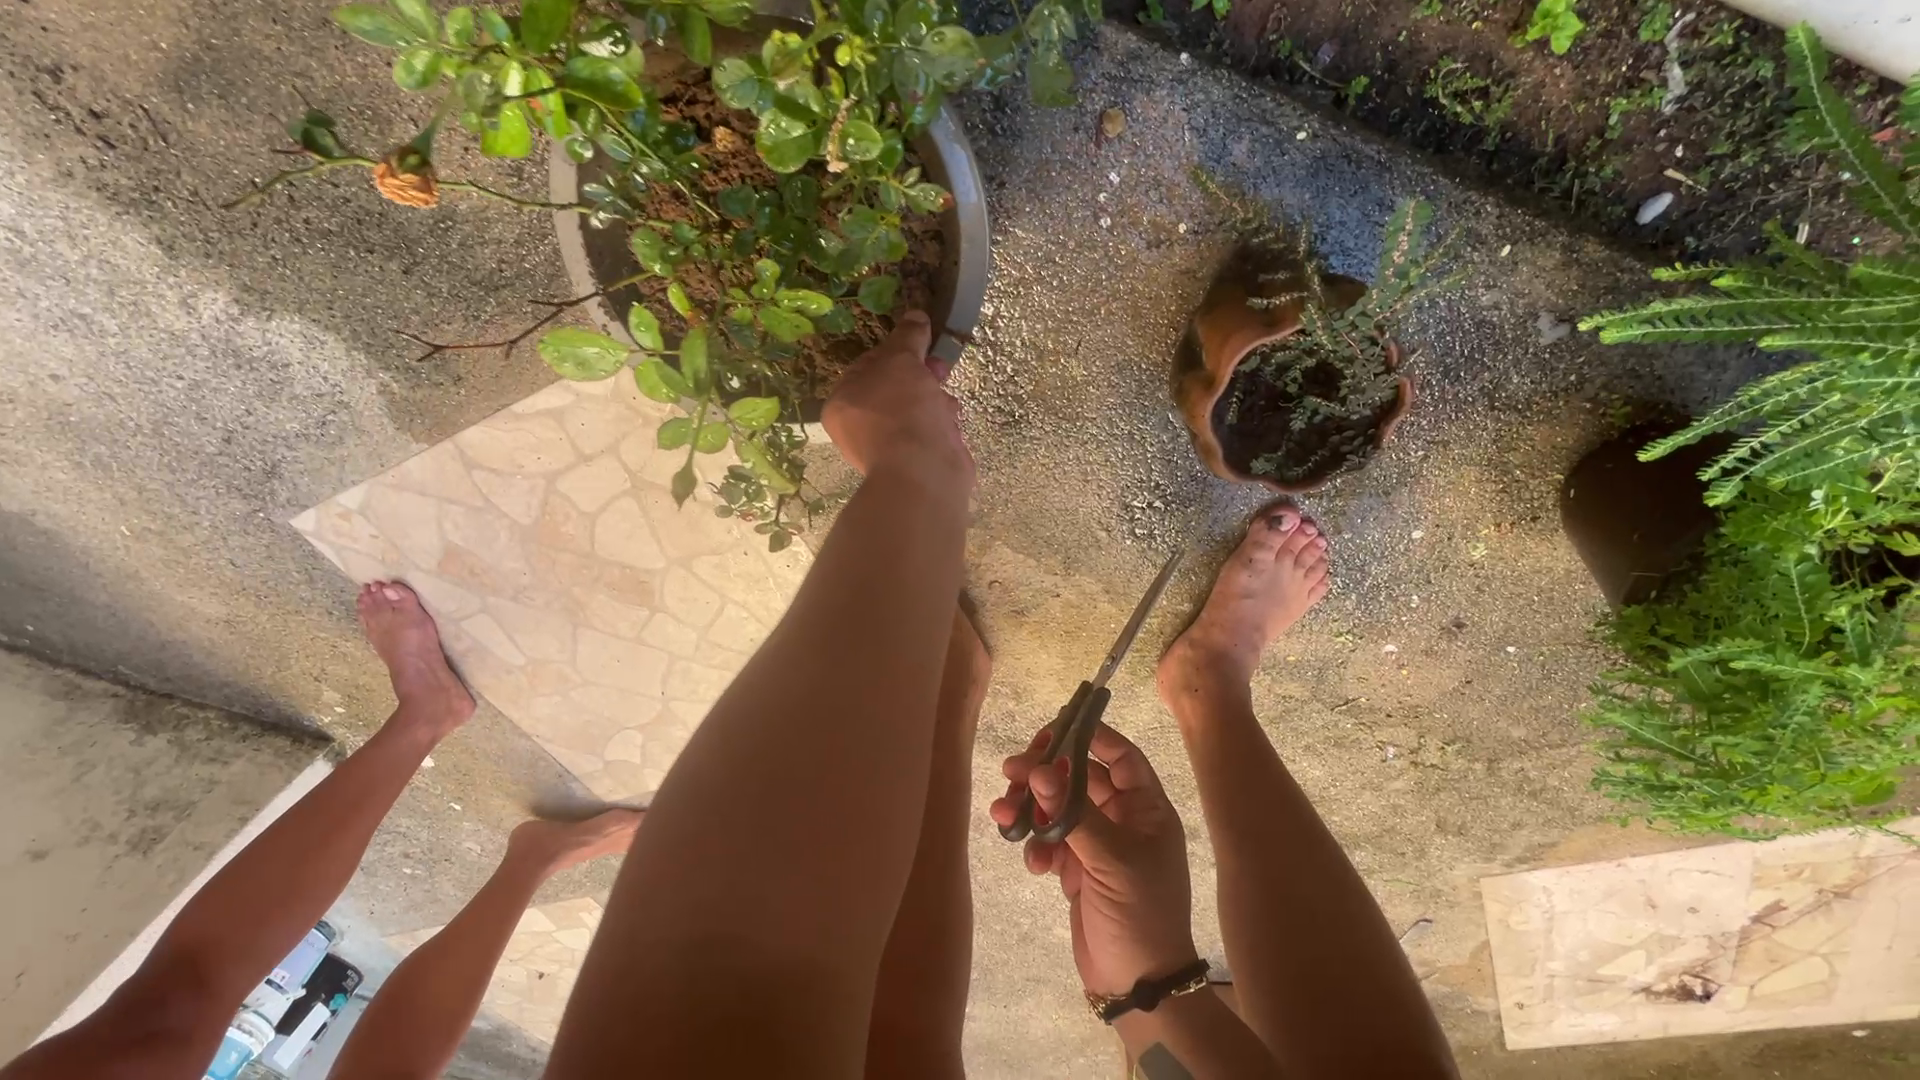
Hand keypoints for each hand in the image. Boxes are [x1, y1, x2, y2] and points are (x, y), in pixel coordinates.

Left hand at [821, 309, 971, 481]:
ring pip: (915, 410)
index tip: (921, 344)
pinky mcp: (914, 462)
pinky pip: (929, 433)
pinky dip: (942, 425)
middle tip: (940, 368)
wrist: (923, 472)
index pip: (868, 365)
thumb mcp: (902, 360)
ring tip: (946, 402)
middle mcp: (859, 428)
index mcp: (842, 403)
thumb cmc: (902, 410)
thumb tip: (915, 315)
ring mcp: (888, 447)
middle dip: (921, 375)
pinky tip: (951, 422)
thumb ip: (908, 337)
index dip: (897, 351)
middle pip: (894, 388)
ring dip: (935, 400)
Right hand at [990, 722, 1199, 997]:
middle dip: (1046, 774)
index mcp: (1146, 809)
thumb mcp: (1111, 861)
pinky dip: (1036, 845)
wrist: (1136, 984)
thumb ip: (1073, 813)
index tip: (1054, 727)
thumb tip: (1040, 769)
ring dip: (1031, 807)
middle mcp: (1122, 819)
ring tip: (1004, 811)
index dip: (1091, 737)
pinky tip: (1033, 862)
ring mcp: (1097, 844)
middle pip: (1079, 778)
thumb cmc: (1139, 915)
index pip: (1121, 757)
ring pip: (1058, 808)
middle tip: (1012, 769)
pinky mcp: (1077, 868)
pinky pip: (1050, 840)